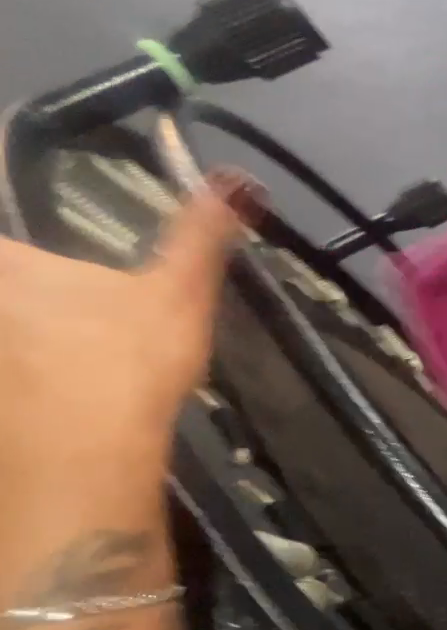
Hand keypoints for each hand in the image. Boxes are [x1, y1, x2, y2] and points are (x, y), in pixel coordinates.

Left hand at [0, 169, 250, 474]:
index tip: (47, 224)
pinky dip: (21, 364)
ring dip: (24, 324)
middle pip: (8, 268)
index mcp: (2, 260)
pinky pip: (7, 360)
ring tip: (65, 335)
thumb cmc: (124, 358)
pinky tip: (47, 373)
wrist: (82, 450)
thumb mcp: (179, 291)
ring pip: (10, 320)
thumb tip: (241, 180)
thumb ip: (200, 234)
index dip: (25, 223)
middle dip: (29, 278)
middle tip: (77, 296)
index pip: (5, 227)